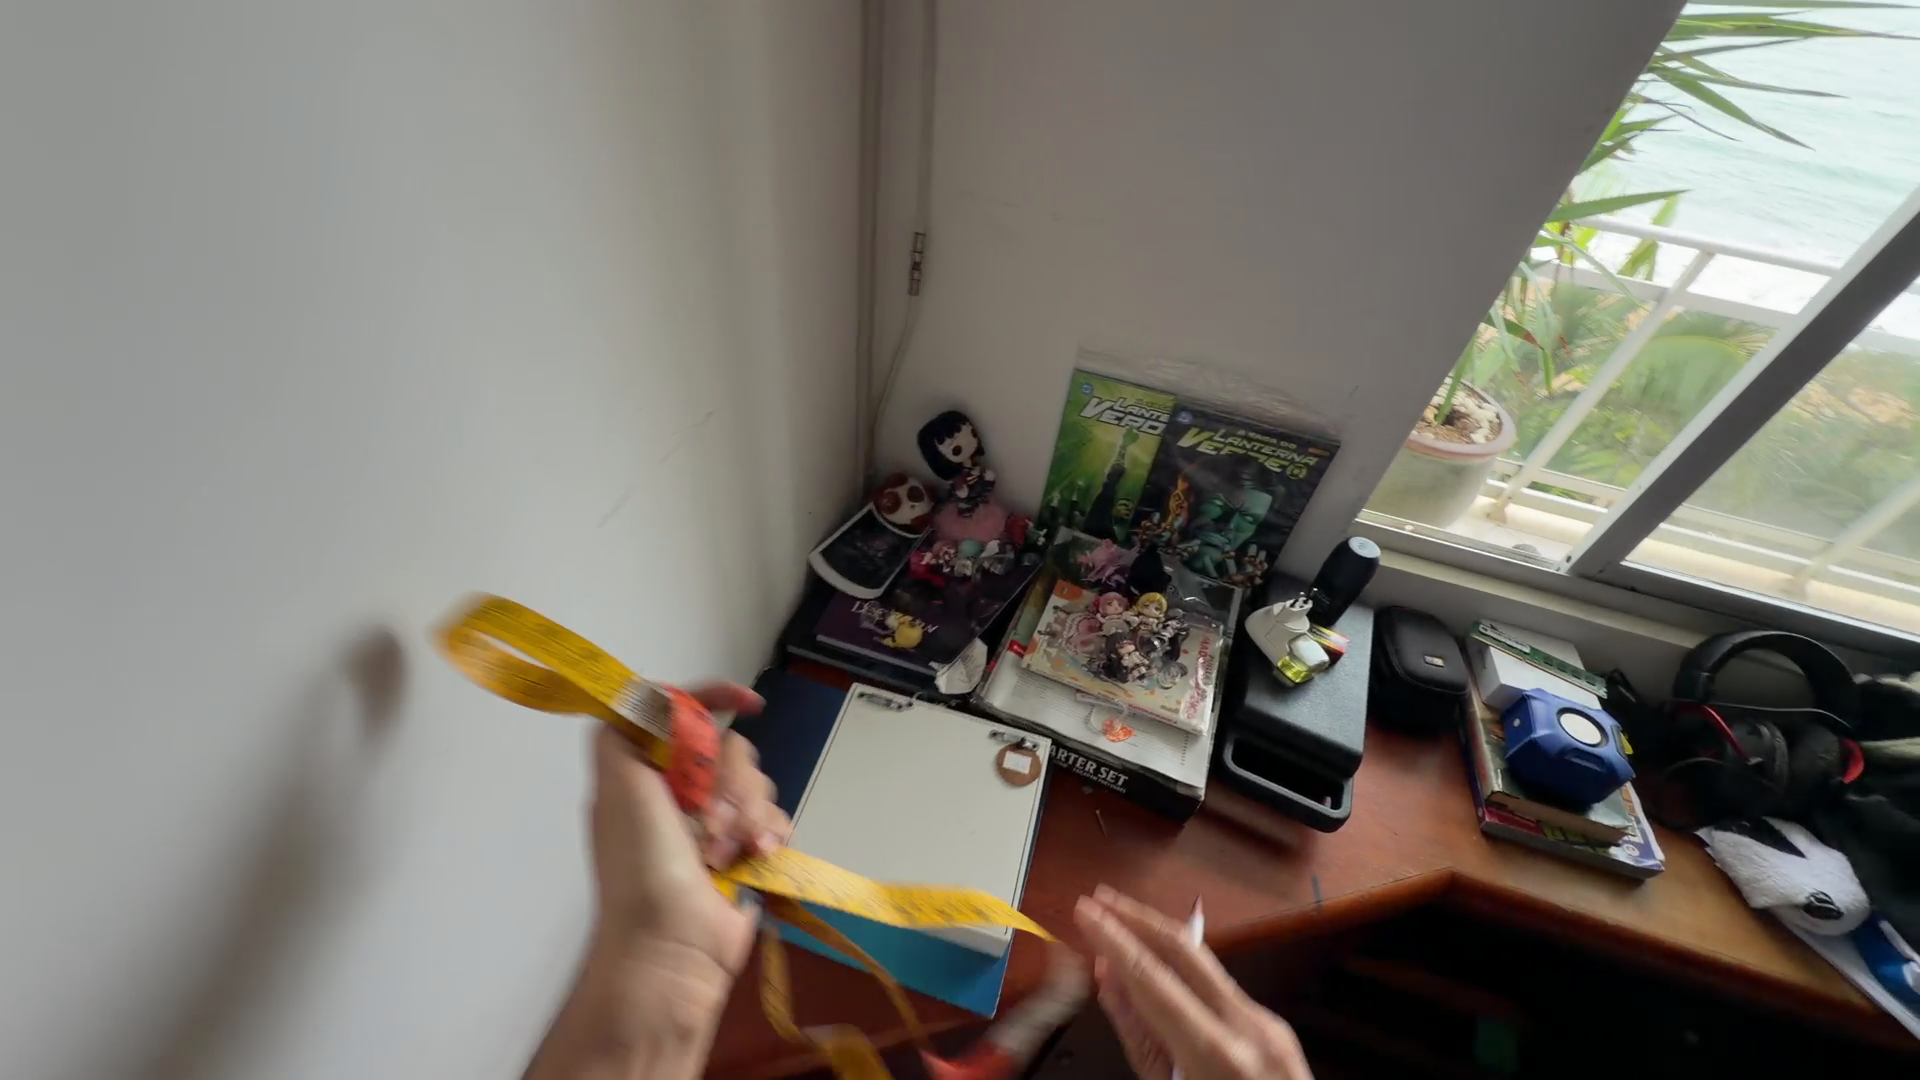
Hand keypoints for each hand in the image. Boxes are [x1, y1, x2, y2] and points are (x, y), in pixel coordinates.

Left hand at [583, 682, 790, 1031]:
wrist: (672, 946)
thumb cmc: (640, 865)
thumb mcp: (617, 788)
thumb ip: (624, 731)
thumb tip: (649, 695)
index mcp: (652, 774)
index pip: (688, 714)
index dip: (716, 697)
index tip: (749, 702)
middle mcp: (685, 793)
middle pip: (733, 747)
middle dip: (731, 782)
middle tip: (712, 819)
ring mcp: (719, 822)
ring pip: (759, 781)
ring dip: (749, 814)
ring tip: (733, 850)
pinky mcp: (748, 849)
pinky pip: (776, 817)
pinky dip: (770, 833)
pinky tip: (759, 854)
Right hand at [1075, 887, 1312, 1079]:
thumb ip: (1139, 1039)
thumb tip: (1107, 978)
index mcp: (1217, 1055)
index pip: (1152, 977)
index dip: (1113, 938)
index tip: (1084, 910)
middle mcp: (1248, 1027)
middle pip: (1183, 949)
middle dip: (1136, 917)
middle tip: (1098, 898)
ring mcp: (1268, 1024)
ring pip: (1203, 962)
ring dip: (1158, 935)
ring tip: (1120, 918)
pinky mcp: (1274, 1026)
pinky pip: (1217, 986)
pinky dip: (1181, 969)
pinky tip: (1156, 964)